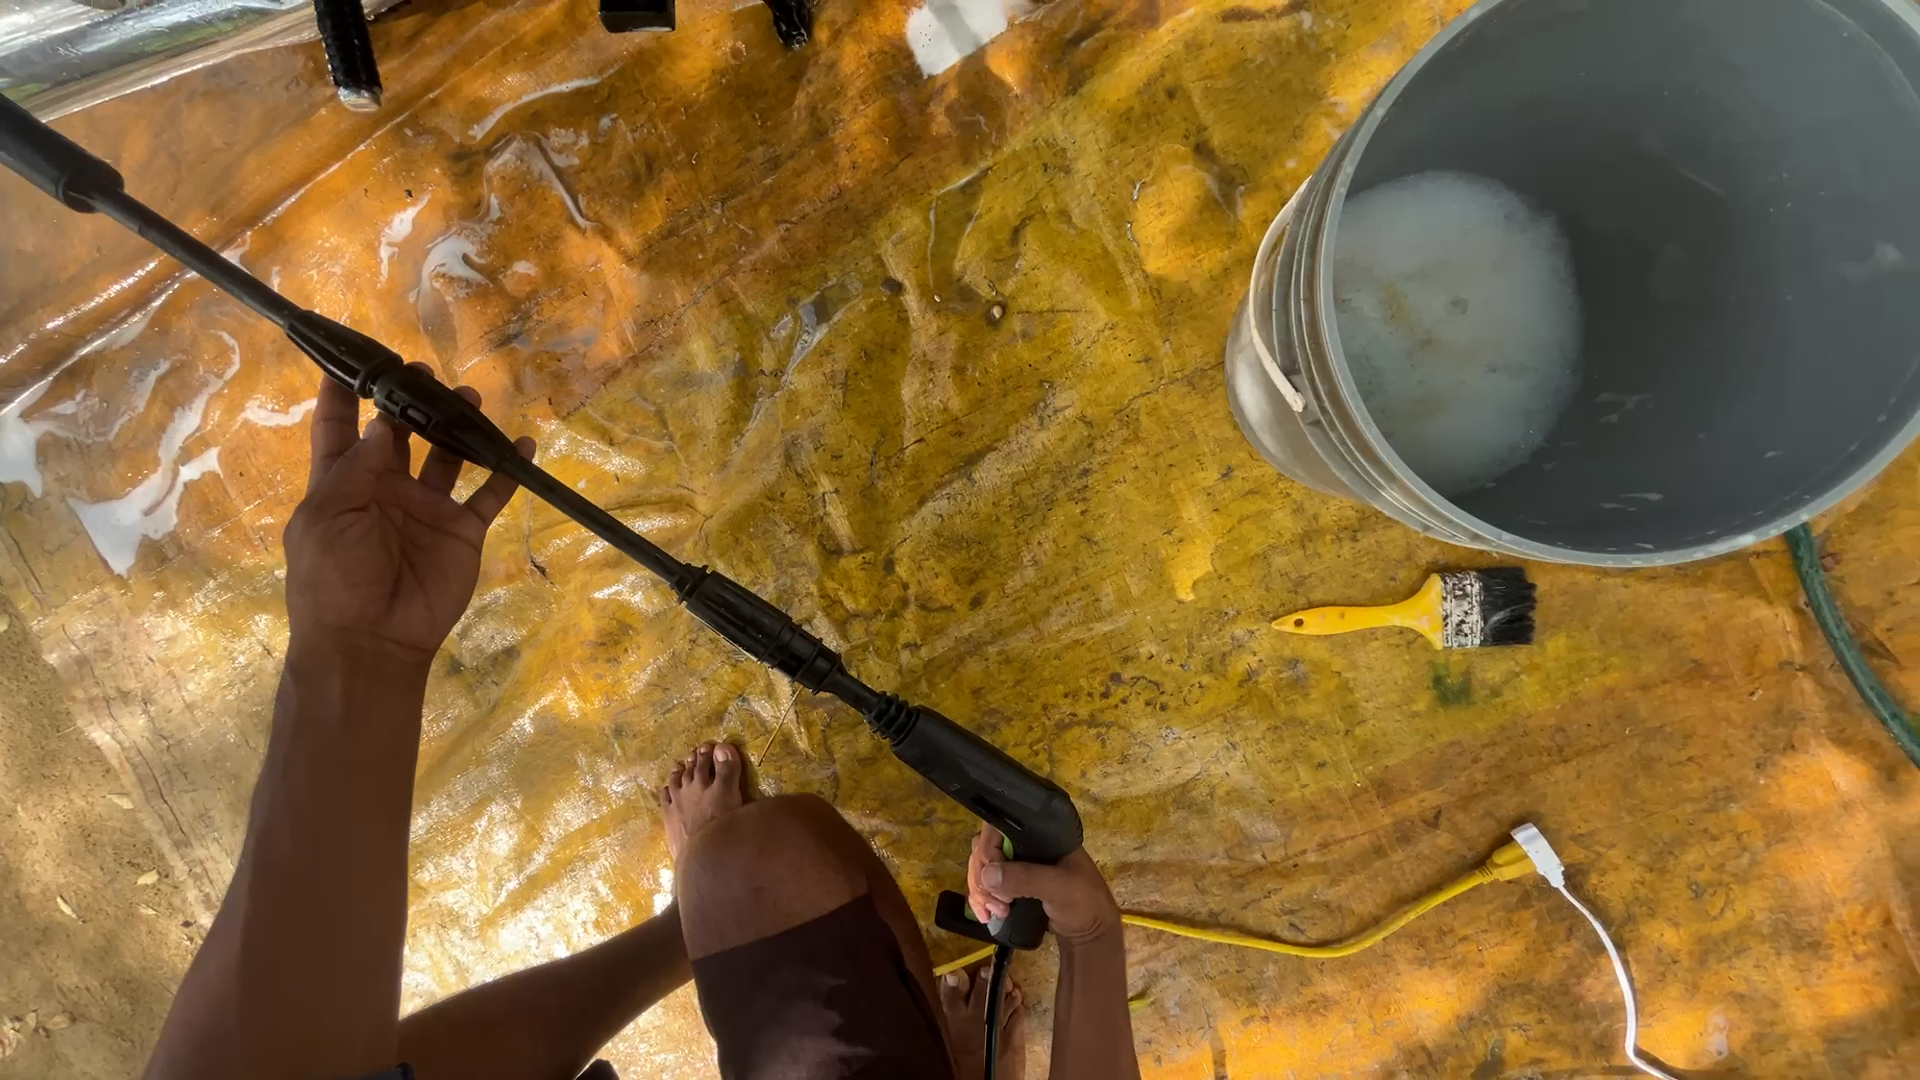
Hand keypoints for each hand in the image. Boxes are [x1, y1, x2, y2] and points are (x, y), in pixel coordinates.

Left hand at [284, 371, 533, 661]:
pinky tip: (520, 446)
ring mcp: (429, 508)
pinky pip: (491, 493)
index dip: (342, 396)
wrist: (373, 635)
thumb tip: (386, 423)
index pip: (340, 430)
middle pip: (402, 434)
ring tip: (471, 400)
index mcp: (343, 483)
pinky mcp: (464, 528)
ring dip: (458, 428)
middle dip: (411, 403)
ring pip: (448, 456)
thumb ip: (359, 469)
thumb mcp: (329, 516)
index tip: (351, 361)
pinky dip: (507, 470)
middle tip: (427, 375)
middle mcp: (388, 488)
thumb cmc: (333, 576)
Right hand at [967, 824, 1120, 947]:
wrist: (1089, 935)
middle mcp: (1024, 843)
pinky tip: (985, 914)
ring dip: (980, 890)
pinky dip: (980, 898)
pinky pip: (985, 883)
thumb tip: (989, 873)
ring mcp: (1016, 863)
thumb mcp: (1061, 888)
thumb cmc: (1084, 902)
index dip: (989, 849)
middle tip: (996, 903)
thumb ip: (1027, 878)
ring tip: (992, 912)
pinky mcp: (1011, 883)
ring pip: (982, 866)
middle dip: (982, 876)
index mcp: (1038, 833)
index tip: (992, 877)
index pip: (999, 827)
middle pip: (984, 847)